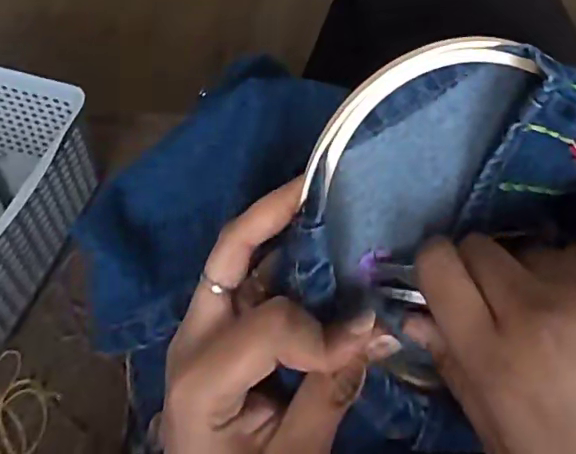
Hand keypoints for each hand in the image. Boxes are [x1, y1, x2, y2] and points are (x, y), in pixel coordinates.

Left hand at [161, 179, 393, 453]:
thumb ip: (332, 391)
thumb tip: (380, 329)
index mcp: (199, 376)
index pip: (270, 326)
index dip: (322, 333)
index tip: (365, 343)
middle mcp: (195, 335)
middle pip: (230, 252)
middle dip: (274, 211)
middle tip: (320, 184)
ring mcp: (206, 327)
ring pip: (240, 255)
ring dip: (282, 227)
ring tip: (327, 208)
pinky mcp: (223, 328)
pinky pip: (252, 276)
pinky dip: (286, 255)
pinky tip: (321, 248)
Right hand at [408, 236, 575, 453]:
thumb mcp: (507, 443)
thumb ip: (459, 373)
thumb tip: (418, 316)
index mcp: (497, 361)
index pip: (438, 264)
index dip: (436, 268)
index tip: (447, 285)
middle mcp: (534, 310)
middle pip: (478, 245)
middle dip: (480, 271)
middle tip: (502, 307)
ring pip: (528, 249)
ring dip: (531, 277)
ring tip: (561, 320)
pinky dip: (575, 277)